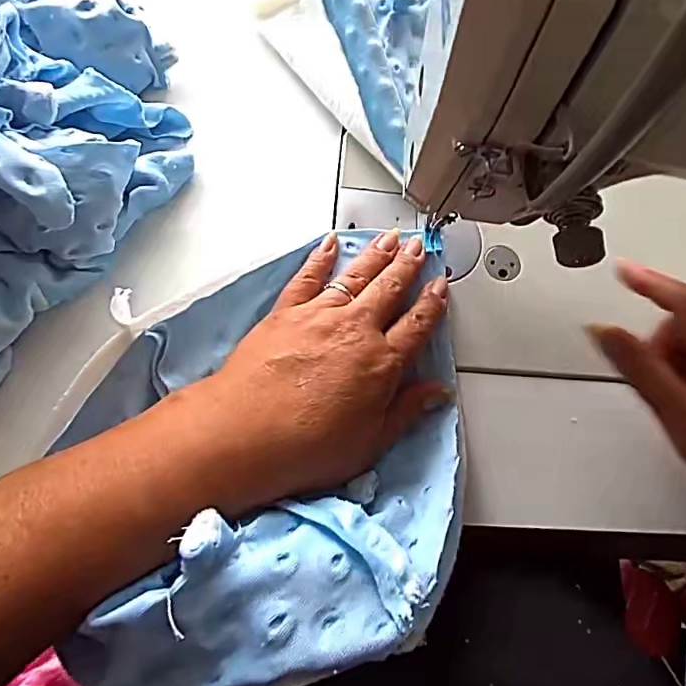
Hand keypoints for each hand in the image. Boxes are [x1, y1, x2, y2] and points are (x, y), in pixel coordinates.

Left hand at [152, 228, 449, 513]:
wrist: (245, 432)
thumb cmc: (305, 446)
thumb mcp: (370, 442)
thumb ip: (406, 410)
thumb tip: (435, 393)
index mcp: (381, 362)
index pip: (417, 324)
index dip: (432, 303)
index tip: (440, 286)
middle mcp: (355, 330)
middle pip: (390, 289)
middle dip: (407, 265)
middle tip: (418, 247)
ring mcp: (320, 316)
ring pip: (356, 276)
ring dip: (375, 255)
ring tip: (389, 239)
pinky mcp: (287, 313)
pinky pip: (308, 277)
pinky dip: (321, 258)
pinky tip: (330, 245)